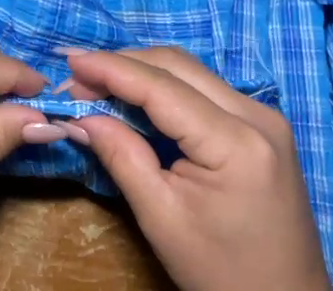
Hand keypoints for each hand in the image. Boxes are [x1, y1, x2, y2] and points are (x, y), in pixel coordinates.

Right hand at [62, 47, 329, 290]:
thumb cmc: (223, 273)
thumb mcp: (162, 219)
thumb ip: (121, 157)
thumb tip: (80, 116)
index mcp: (236, 142)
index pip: (161, 86)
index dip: (110, 68)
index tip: (68, 63)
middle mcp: (257, 115)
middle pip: (176, 66)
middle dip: (122, 64)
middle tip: (76, 78)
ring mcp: (264, 117)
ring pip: (190, 71)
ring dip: (141, 71)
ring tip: (97, 84)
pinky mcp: (261, 125)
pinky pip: (203, 88)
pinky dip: (163, 86)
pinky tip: (135, 96)